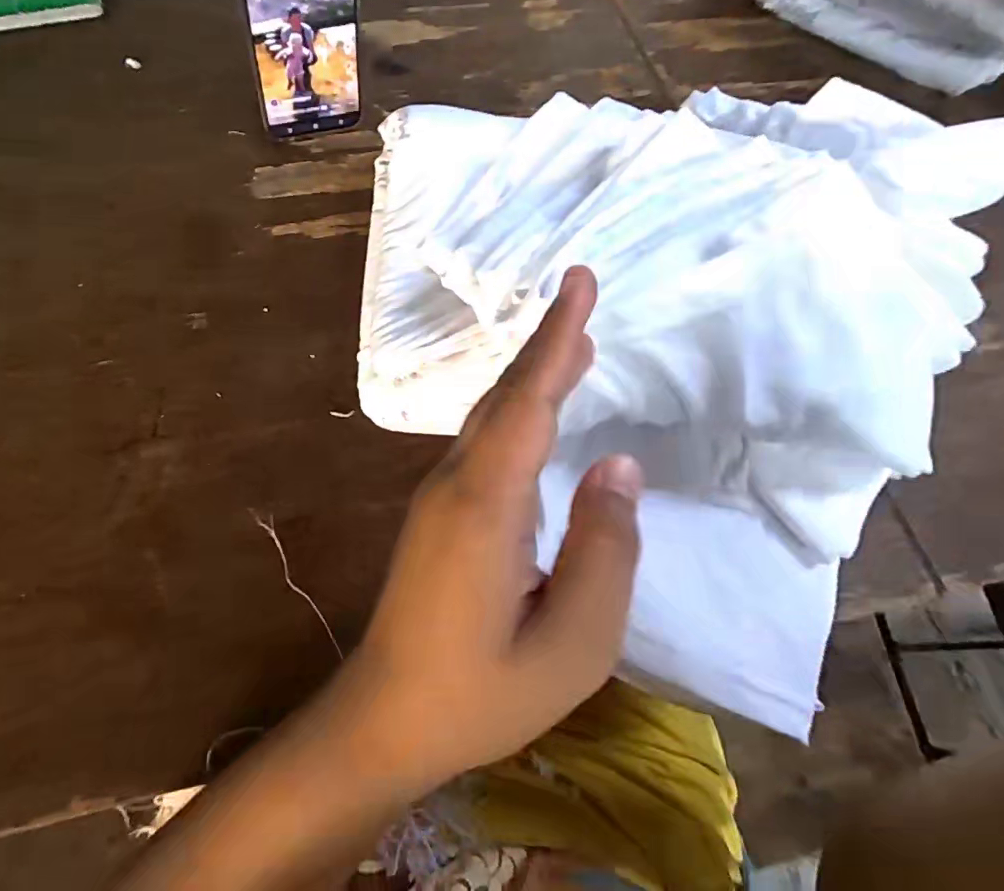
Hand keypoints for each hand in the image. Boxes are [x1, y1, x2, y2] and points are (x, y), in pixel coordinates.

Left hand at [324, 265, 643, 794]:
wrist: (385, 719)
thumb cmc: (481, 692)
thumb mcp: (572, 644)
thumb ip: (605, 552)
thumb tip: (618, 467)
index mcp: (485, 504)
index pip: (528, 401)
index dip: (557, 339)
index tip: (579, 283)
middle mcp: (454, 483)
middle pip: (506, 398)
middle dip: (547, 345)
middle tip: (582, 297)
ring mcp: (438, 497)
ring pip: (491, 418)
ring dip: (533, 376)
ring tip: (574, 344)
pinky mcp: (438, 515)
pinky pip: (485, 444)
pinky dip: (518, 413)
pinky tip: (538, 416)